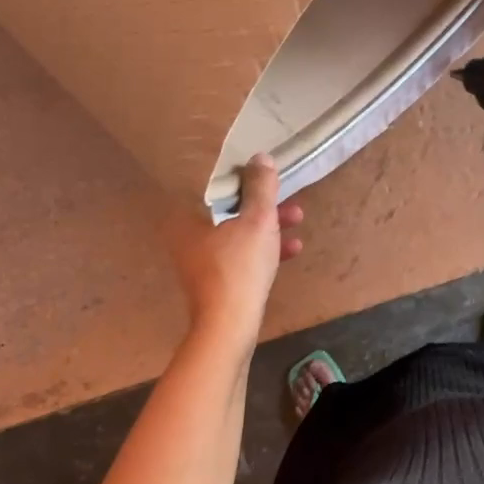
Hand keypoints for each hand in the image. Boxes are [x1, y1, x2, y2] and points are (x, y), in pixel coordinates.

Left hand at [169, 153, 304, 336]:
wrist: (229, 326)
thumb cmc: (239, 268)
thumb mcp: (257, 221)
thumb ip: (261, 187)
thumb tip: (260, 157)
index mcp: (185, 214)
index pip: (211, 181)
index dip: (240, 173)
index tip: (262, 171)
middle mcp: (185, 234)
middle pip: (226, 206)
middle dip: (261, 202)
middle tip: (286, 196)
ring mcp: (199, 259)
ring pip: (236, 231)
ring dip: (267, 224)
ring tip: (297, 218)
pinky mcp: (214, 279)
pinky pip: (239, 253)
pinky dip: (262, 248)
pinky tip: (292, 248)